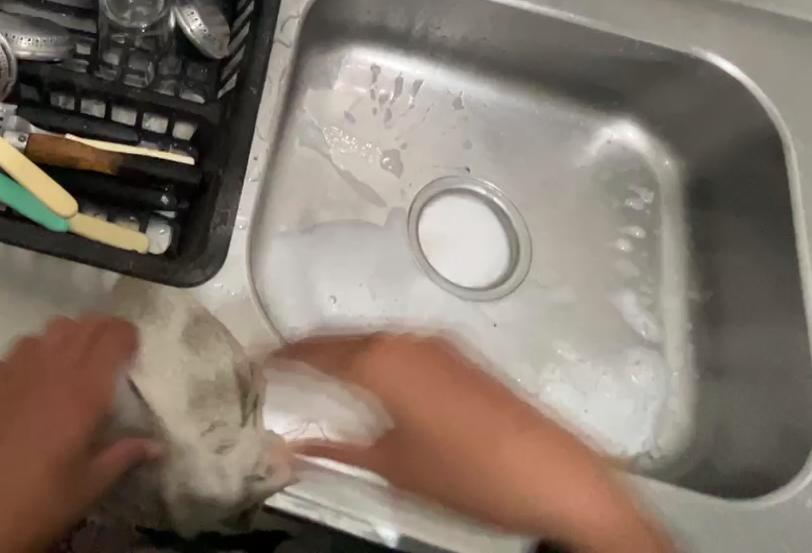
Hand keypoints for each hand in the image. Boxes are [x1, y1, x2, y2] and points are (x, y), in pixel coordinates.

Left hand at [0, 315, 158, 552]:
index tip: (137, 349)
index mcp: (86, 390)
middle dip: (108, 329)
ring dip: (77, 331)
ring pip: (59, 324)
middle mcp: (57, 366)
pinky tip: (45, 367)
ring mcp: (24, 367)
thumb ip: (126, 455)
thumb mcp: (91, 485)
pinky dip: (45, 342)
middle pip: (88, 323)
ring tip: (83, 354)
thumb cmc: (41, 501)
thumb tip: (158, 446)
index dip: (129, 335)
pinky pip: (28, 340)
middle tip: (117, 351)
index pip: (114, 336)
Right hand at [270, 333, 670, 552]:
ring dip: (341, 351)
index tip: (257, 362)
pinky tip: (370, 379)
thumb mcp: (392, 467)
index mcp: (379, 360)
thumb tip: (294, 445)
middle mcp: (403, 338)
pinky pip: (397, 343)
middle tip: (280, 366)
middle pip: (339, 336)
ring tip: (317, 373)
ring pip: (369, 337)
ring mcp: (434, 341)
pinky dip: (372, 355)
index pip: (313, 349)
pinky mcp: (456, 353)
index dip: (280, 356)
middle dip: (307, 350)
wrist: (554, 474)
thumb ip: (335, 449)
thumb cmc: (471, 474)